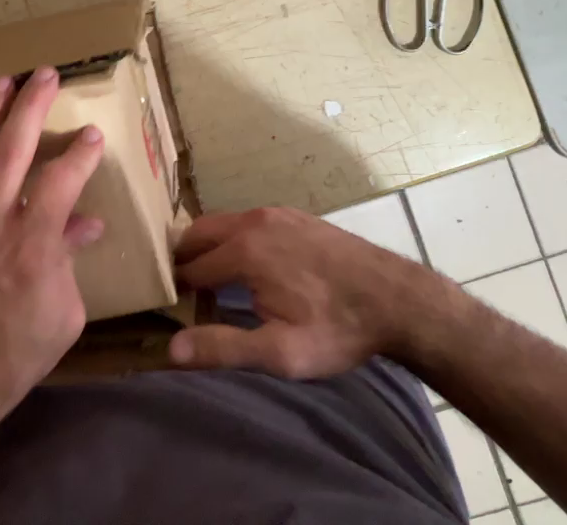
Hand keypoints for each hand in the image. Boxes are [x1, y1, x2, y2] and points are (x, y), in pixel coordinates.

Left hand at [0, 68, 106, 438]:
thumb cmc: (11, 357)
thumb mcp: (63, 316)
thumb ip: (70, 262)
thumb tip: (86, 224)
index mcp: (32, 245)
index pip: (61, 180)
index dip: (80, 153)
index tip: (92, 135)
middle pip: (14, 147)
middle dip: (34, 105)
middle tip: (47, 75)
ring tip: (4, 80)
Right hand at [169, 207, 439, 378]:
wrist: (397, 298)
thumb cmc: (337, 329)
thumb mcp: (280, 352)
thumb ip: (223, 348)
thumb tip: (172, 349)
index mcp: (244, 251)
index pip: (190, 267)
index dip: (177, 290)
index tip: (170, 310)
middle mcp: (253, 222)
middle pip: (199, 234)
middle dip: (183, 260)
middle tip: (181, 294)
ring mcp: (275, 213)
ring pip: (223, 224)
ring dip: (208, 248)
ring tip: (210, 284)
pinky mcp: (294, 215)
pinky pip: (248, 221)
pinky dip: (233, 239)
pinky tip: (246, 268)